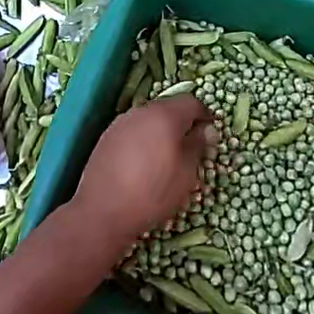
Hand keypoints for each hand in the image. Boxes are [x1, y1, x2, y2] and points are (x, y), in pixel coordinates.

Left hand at [68, 95, 216, 250]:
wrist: (102, 211)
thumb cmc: (153, 192)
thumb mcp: (186, 174)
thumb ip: (198, 146)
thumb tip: (205, 129)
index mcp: (164, 115)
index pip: (191, 102)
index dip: (204, 115)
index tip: (211, 132)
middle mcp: (141, 112)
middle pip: (168, 108)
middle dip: (182, 122)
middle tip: (191, 146)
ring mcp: (120, 123)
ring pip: (149, 119)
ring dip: (161, 131)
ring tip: (167, 156)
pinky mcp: (106, 137)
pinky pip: (133, 130)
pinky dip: (144, 139)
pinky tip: (144, 162)